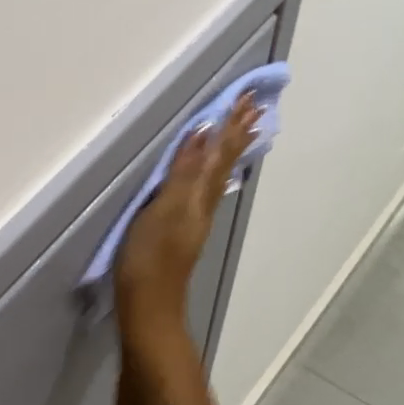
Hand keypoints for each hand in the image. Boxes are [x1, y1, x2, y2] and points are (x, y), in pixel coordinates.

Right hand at [115, 92, 260, 333]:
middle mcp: (202, 206)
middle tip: (254, 108)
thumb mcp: (164, 210)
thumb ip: (183, 172)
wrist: (149, 306)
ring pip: (218, 178)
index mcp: (198, 197)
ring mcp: (194, 220)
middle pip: (224, 164)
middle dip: (236, 135)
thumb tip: (203, 132)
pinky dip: (213, 174)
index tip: (247, 97)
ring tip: (241, 133)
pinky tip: (209, 176)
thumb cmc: (150, 258)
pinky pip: (206, 192)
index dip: (230, 127)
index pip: (219, 154)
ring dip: (229, 153)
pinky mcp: (182, 233)